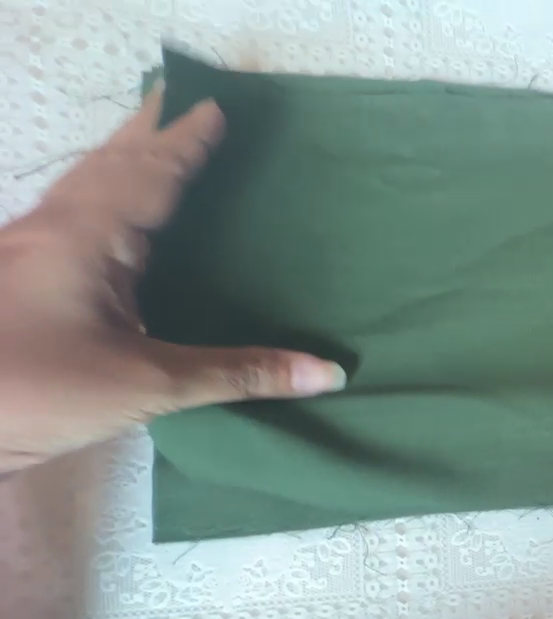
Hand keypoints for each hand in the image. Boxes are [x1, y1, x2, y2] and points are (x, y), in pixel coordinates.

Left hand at [0, 88, 344, 474]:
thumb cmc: (30, 390)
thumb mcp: (149, 385)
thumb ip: (242, 374)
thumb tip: (331, 372)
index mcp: (78, 243)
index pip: (144, 177)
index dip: (180, 142)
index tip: (213, 106)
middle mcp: (48, 237)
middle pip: (105, 168)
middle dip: (144, 133)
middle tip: (182, 102)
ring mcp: (30, 258)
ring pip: (87, 192)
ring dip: (126, 163)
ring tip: (163, 146)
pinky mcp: (27, 285)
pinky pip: (82, 224)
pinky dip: (116, 203)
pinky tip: (134, 220)